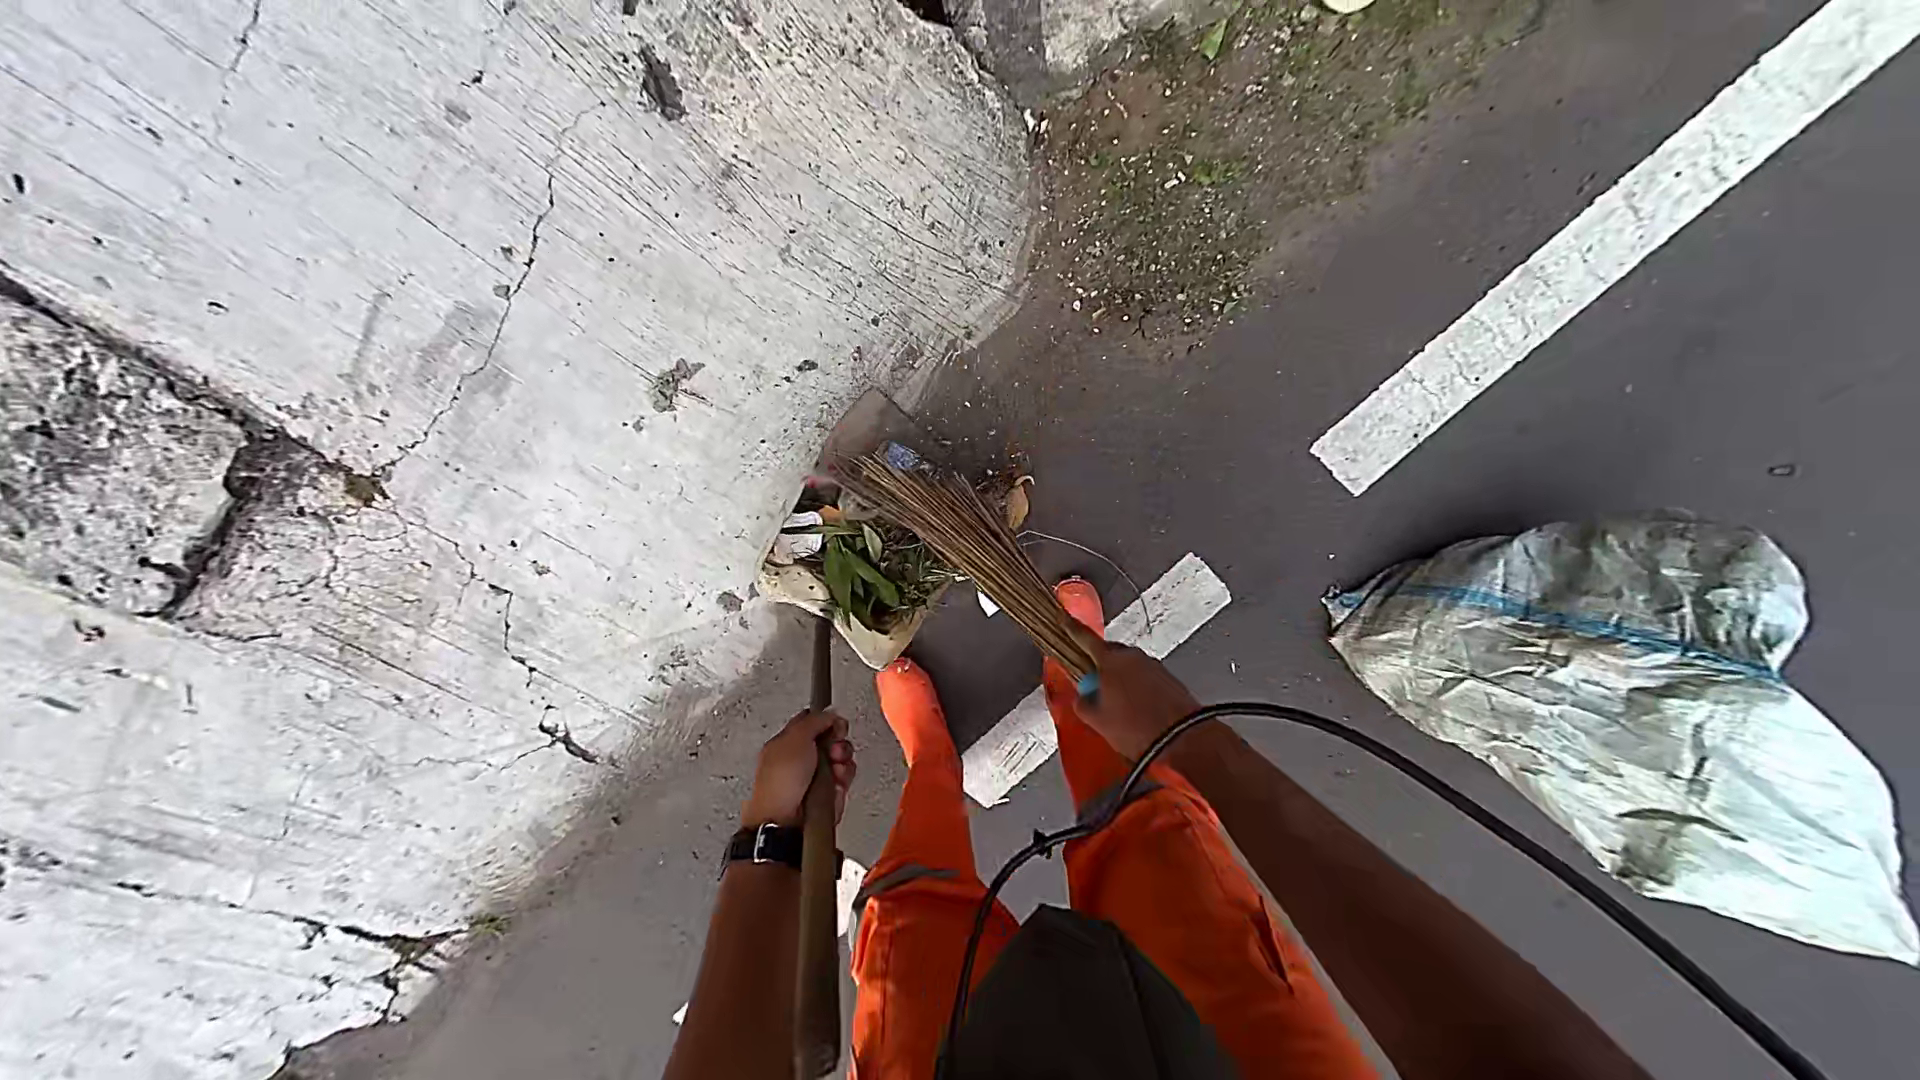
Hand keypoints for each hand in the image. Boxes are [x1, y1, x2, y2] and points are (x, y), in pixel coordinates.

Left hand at [742, 710, 855, 827]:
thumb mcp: (796, 738)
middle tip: (832, 750)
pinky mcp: (829, 793)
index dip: (827, 720)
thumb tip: (831, 714)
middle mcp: (802, 758)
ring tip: (833, 770)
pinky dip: (844, 779)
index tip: (833, 725)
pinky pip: (846, 778)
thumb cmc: (780, 783)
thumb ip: (815, 720)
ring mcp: (816, 776)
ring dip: (842, 762)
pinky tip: (834, 783)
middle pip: (833, 738)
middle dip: (838, 742)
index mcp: (788, 742)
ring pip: (842, 758)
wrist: (787, 822)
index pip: (814, 721)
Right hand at [1069, 627, 1202, 759]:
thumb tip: (1083, 696)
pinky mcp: (1169, 679)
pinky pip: (1144, 678)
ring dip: (1119, 680)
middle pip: (1108, 653)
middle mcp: (1133, 656)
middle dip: (1099, 667)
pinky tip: (1137, 711)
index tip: (1064, 620)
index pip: (1085, 638)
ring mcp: (1153, 666)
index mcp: (1110, 660)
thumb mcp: (1097, 721)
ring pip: (1127, 667)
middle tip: (1093, 689)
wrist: (1184, 741)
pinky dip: (1137, 689)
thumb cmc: (1136, 729)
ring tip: (1118, 709)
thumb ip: (1083, 703)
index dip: (1072, 629)